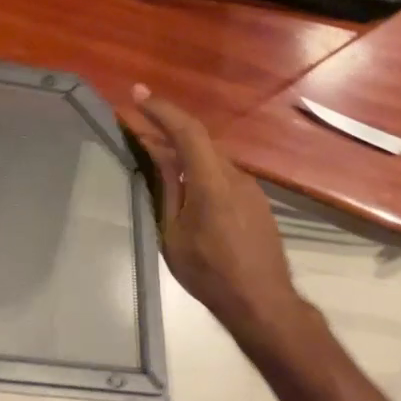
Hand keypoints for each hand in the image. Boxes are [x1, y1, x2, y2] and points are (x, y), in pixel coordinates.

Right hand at [131, 84, 308, 345]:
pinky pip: (221, 174)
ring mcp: (249, 189)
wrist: (264, 305)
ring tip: (154, 153)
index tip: (136, 94)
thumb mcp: (173, 233)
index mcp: (212, 181)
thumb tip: (158, 155)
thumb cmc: (210, 273)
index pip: (186, 131)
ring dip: (182, 150)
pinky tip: (183, 182)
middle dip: (166, 127)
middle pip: (198, 140)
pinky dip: (198, 167)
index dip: (161, 109)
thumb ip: (168, 189)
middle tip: (137, 122)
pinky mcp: (255, 203)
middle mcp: (235, 176)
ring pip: (210, 157)